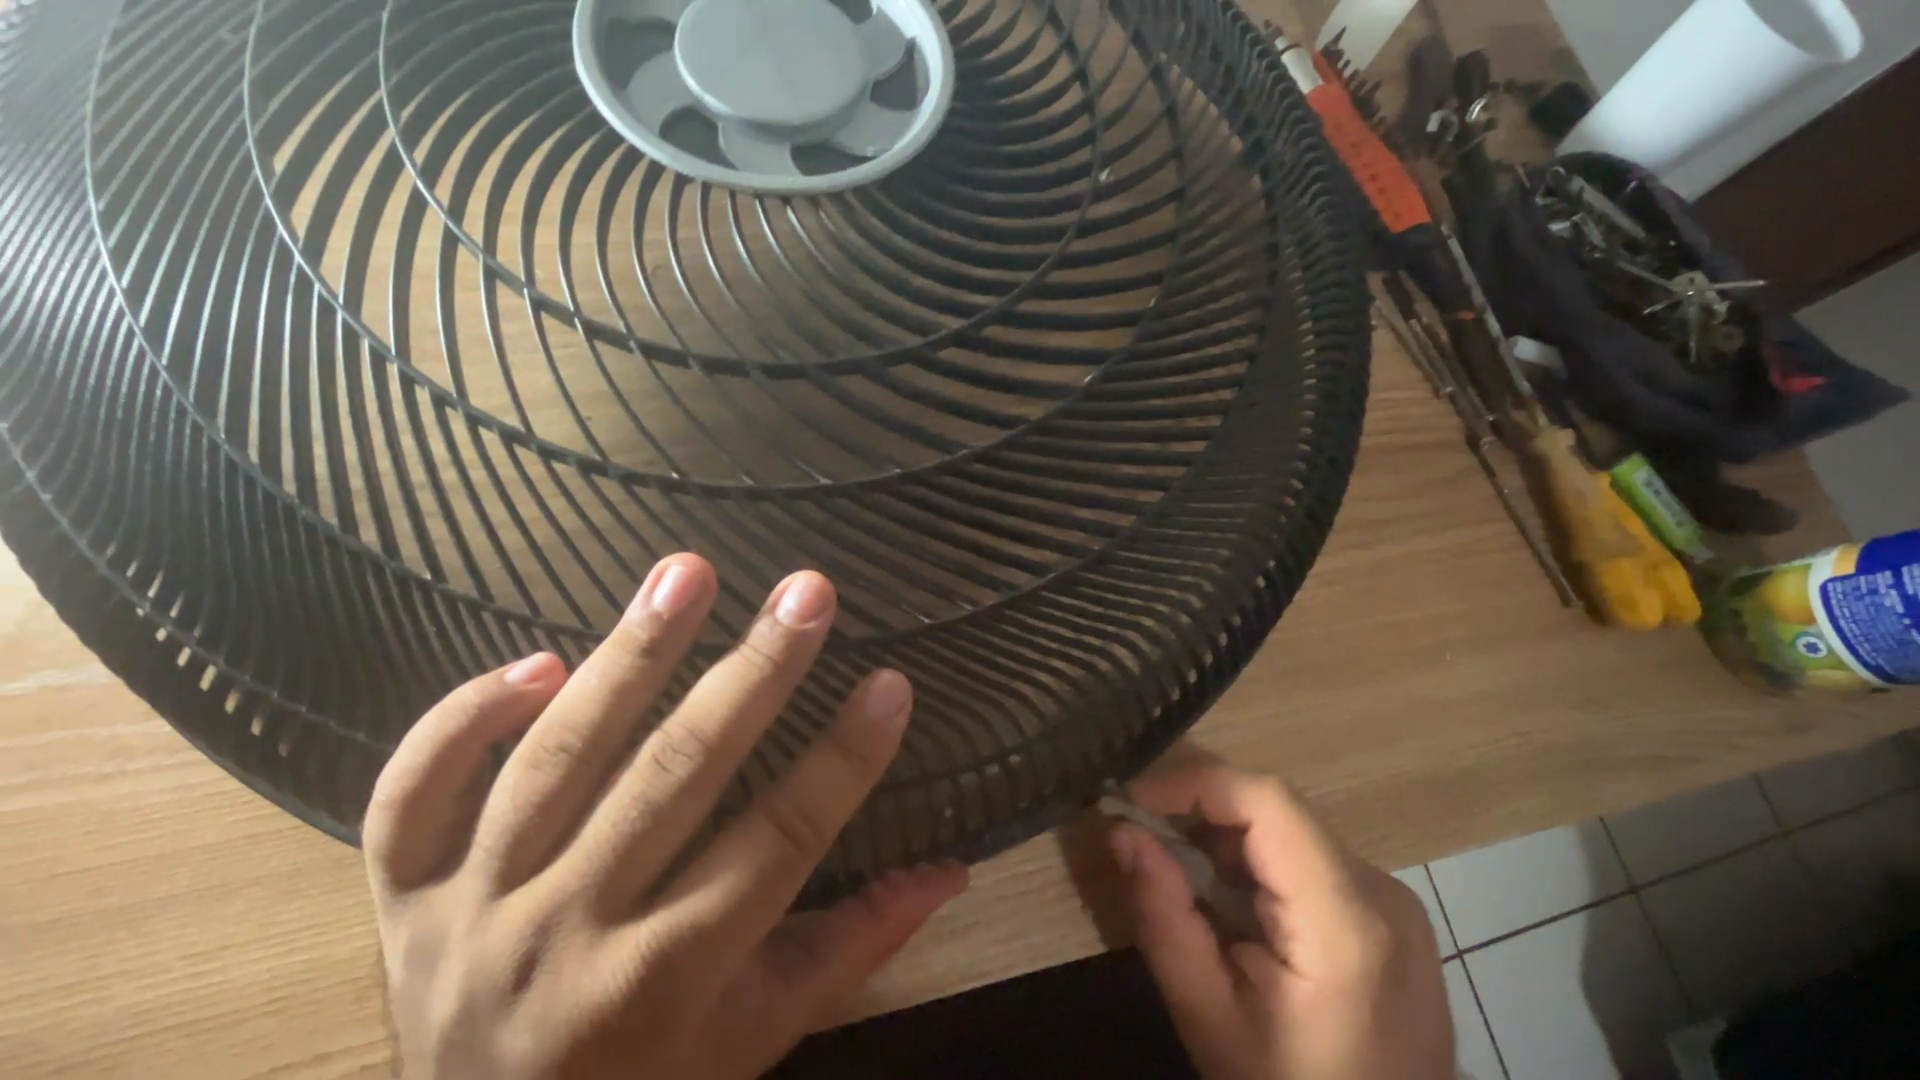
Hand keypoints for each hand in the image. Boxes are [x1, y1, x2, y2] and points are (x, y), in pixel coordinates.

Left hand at [363, 555, 967, 1078]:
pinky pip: (418, 791)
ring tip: (686, 573)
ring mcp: (473, 907)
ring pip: (556, 760)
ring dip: (630, 657)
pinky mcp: (403, 893)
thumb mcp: (761, 1032)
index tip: (890, 682)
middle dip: (754, 675)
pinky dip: (465, 718)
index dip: (843, 758)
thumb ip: (855, 945)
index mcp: (668, 978)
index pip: (779, 842)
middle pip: (674, 777)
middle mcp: (568, 933)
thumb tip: (950, 869)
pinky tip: (540, 661)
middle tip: (809, 593)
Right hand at [1111, 766, 1451, 1079]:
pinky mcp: (1394, 915)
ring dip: (1228, 846)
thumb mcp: (1208, 1017)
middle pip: (1277, 814)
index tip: (1132, 801)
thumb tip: (1123, 832)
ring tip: (1189, 894)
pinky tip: (1236, 915)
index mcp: (1345, 922)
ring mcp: (1396, 901)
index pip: (1267, 802)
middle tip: (1146, 851)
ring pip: (1291, 833)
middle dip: (1201, 819)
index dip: (1193, 782)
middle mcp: (1382, 891)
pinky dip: (1260, 870)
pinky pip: (1312, 861)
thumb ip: (1163, 917)